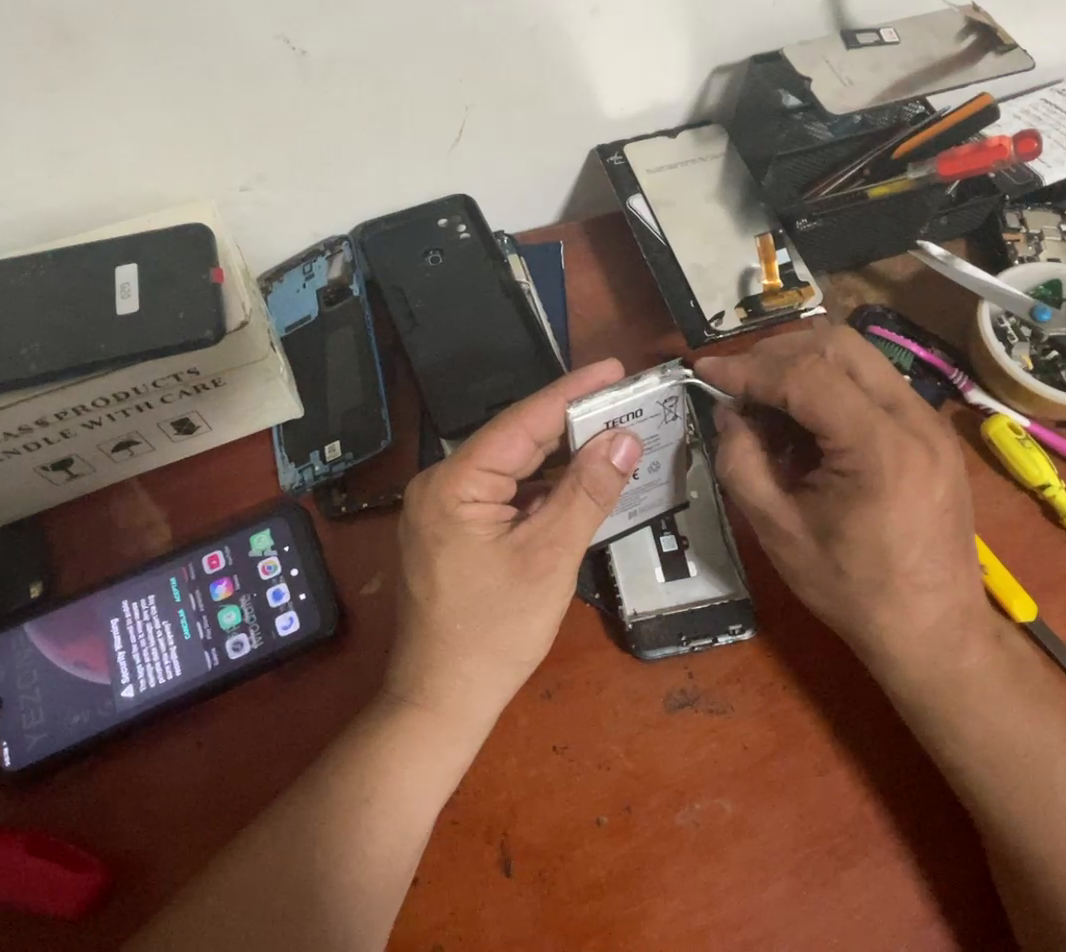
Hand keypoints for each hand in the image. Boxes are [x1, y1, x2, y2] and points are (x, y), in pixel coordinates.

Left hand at [385, 358, 642, 723]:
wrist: (442, 699)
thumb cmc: (495, 632)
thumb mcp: (549, 557)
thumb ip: (586, 492)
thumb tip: (624, 438)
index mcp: (454, 483)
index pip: (522, 423)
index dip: (572, 392)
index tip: (614, 367)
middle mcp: (441, 485)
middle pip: (515, 442)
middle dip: (571, 423)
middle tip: (624, 401)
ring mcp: (444, 510)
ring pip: (511, 470)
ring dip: (559, 458)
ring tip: (612, 434)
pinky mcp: (453, 533)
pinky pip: (503, 496)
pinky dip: (541, 490)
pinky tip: (578, 482)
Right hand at [696, 326, 990, 669]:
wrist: (932, 628)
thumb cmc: (850, 589)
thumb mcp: (777, 530)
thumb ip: (742, 462)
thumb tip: (727, 412)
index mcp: (879, 447)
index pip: (805, 374)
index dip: (747, 367)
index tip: (703, 372)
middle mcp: (914, 418)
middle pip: (838, 344)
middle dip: (776, 353)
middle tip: (734, 382)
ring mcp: (930, 421)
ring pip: (858, 356)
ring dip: (803, 365)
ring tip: (764, 402)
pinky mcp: (931, 432)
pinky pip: (873, 384)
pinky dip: (830, 386)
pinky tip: (803, 422)